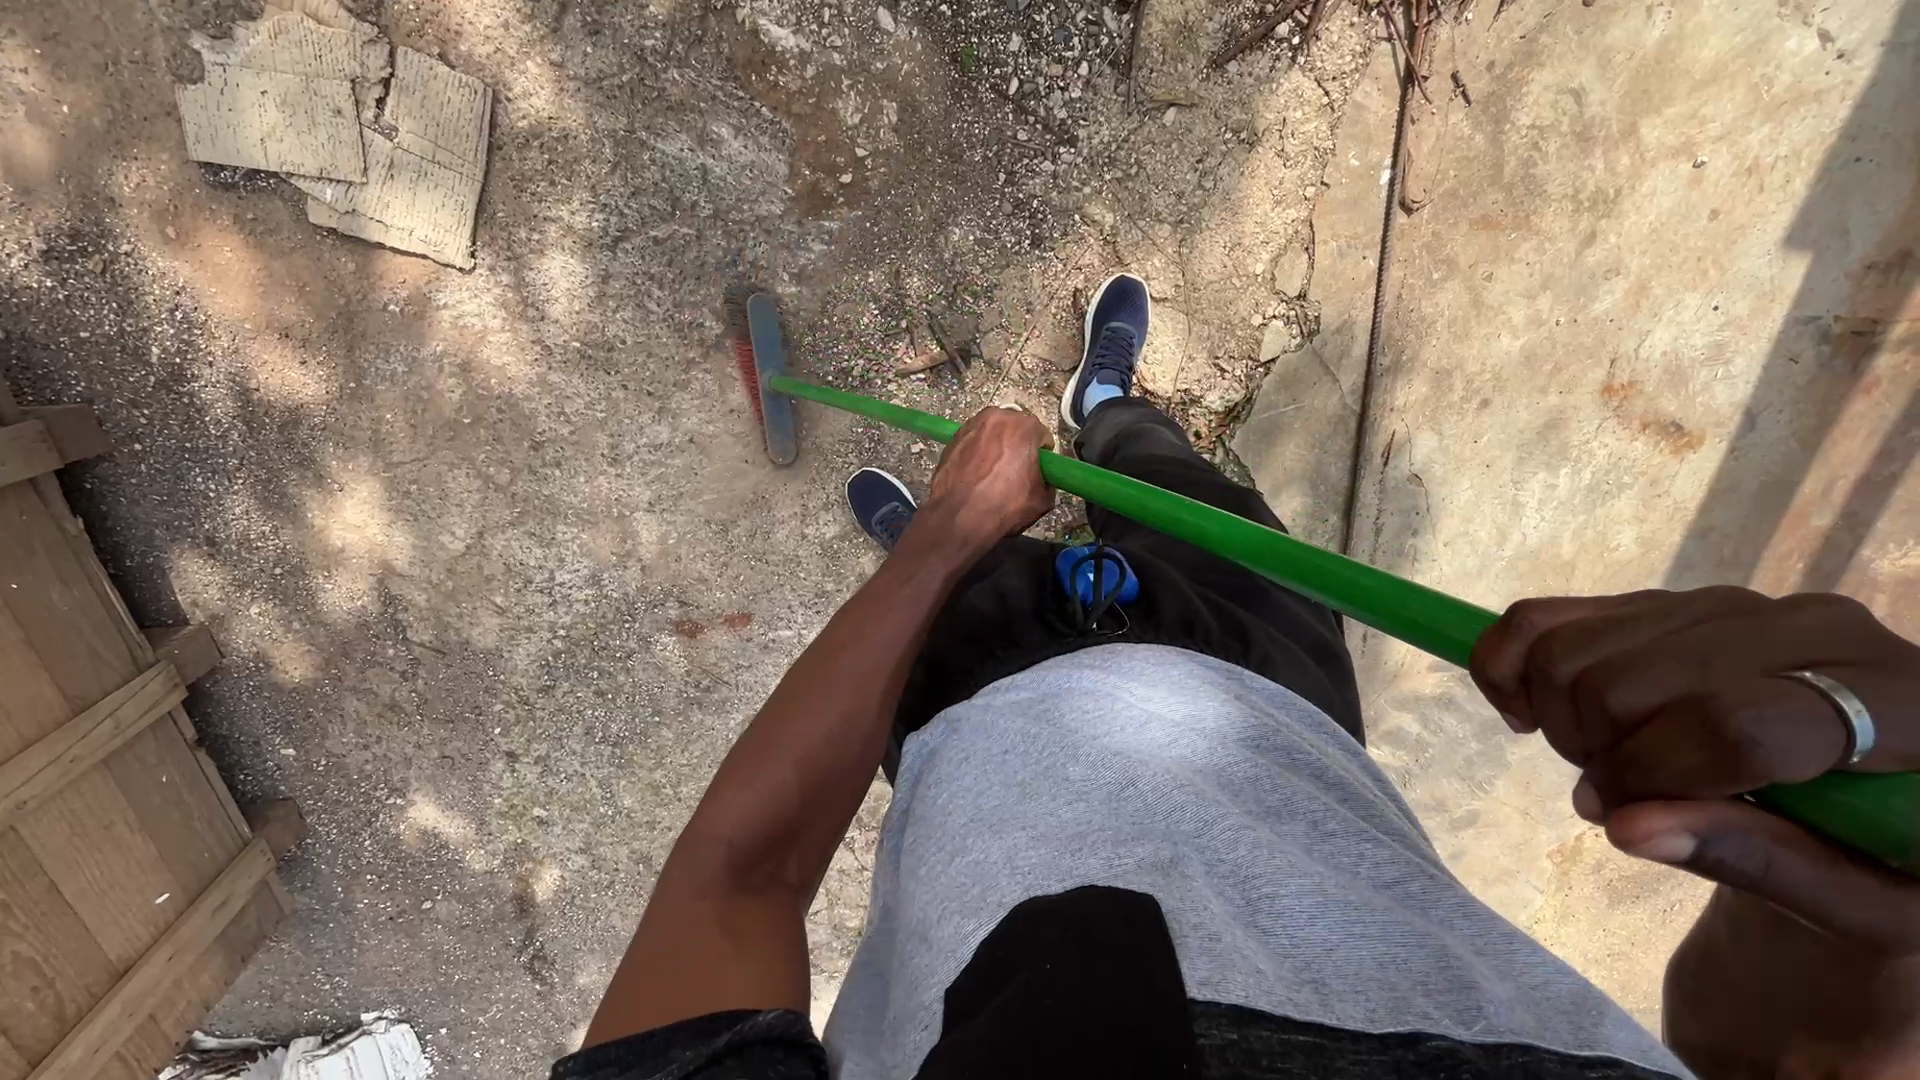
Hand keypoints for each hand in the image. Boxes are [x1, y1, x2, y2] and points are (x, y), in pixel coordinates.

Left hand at [923, 407, 1055, 549]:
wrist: (959, 517)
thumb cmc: (1002, 505)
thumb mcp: (1042, 500)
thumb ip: (1047, 482)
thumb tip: (1041, 481)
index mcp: (1023, 426)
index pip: (1041, 435)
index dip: (1042, 454)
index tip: (1038, 468)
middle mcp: (996, 418)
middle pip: (1014, 428)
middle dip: (1017, 445)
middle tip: (1016, 470)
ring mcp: (970, 426)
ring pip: (991, 434)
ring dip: (996, 447)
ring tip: (993, 473)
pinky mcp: (952, 439)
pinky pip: (972, 442)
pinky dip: (976, 453)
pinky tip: (976, 474)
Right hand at [1469, 587, 1919, 953]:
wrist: (1865, 785)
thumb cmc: (1888, 859)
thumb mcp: (1868, 898)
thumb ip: (1764, 863)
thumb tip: (1626, 826)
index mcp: (1901, 700)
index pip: (1735, 721)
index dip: (1655, 776)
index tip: (1625, 819)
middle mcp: (1803, 626)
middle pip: (1627, 685)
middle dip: (1595, 755)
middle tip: (1620, 798)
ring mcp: (1715, 604)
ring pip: (1567, 650)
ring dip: (1555, 720)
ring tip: (1597, 758)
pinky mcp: (1650, 600)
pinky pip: (1537, 618)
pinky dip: (1501, 666)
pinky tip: (1524, 709)